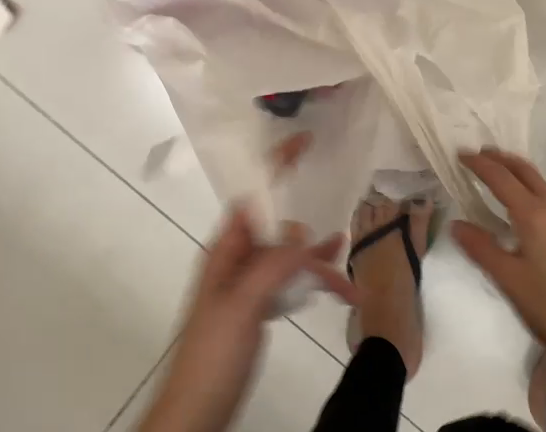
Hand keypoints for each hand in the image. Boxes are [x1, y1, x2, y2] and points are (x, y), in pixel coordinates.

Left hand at [140, 136, 355, 431]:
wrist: (194, 415)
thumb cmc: (211, 354)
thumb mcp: (243, 305)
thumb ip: (273, 263)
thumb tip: (302, 229)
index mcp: (225, 250)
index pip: (252, 195)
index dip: (276, 166)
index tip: (303, 140)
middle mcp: (236, 260)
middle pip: (277, 225)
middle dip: (309, 220)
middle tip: (343, 207)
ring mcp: (247, 286)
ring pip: (289, 257)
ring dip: (318, 260)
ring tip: (350, 270)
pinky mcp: (257, 309)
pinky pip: (290, 283)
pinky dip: (313, 282)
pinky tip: (338, 290)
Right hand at [449, 148, 545, 371]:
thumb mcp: (509, 279)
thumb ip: (481, 248)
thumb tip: (456, 224)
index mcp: (533, 214)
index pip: (501, 178)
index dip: (479, 165)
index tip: (459, 154)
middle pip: (523, 170)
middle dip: (499, 158)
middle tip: (476, 154)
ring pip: (536, 180)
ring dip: (514, 169)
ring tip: (493, 170)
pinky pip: (544, 193)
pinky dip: (525, 184)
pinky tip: (517, 201)